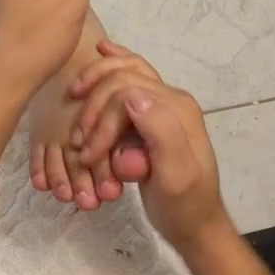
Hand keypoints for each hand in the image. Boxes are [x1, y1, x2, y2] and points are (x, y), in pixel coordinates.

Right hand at [69, 43, 230, 249]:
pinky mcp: (152, 114)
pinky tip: (102, 50)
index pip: (125, 93)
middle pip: (120, 80)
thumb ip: (160, 132)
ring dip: (94, 93)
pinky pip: (130, 77)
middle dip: (93, 112)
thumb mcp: (175, 176)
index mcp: (177, 109)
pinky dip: (113, 64)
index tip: (88, 155)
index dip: (100, 120)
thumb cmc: (183, 205)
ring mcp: (162, 104)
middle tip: (80, 146)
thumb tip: (132, 96)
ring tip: (80, 122)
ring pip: (121, 75)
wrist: (195, 224)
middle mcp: (172, 98)